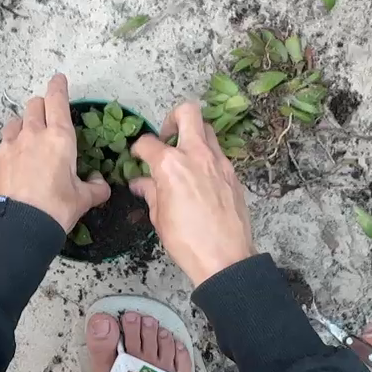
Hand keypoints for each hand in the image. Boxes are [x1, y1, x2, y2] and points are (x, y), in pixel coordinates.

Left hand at [0, 73, 109, 232]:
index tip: (59, 79)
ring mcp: (6, 149)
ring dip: (21, 127)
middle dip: (40, 106)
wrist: (19, 229)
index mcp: (57, 138)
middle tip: (47, 116)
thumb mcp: (83, 200)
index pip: (57, 100)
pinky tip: (13, 170)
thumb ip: (94, 188)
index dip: (58, 86)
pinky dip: (7, 155)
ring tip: (27, 141)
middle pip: (32, 106)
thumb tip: (100, 185)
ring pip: (13, 125)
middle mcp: (30, 136)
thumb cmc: (56, 209)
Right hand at [128, 103, 255, 284]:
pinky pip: (218, 154)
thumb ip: (150, 192)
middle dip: (172, 118)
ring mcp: (219, 162)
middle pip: (187, 113)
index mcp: (171, 165)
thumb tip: (141, 183)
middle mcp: (196, 155)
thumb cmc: (186, 240)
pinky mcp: (233, 174)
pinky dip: (206, 158)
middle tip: (166, 138)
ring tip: (184, 157)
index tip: (137, 156)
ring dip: (193, 136)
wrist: (224, 258)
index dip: (138, 149)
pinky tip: (199, 178)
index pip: (148, 143)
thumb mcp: (159, 216)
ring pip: (207, 130)